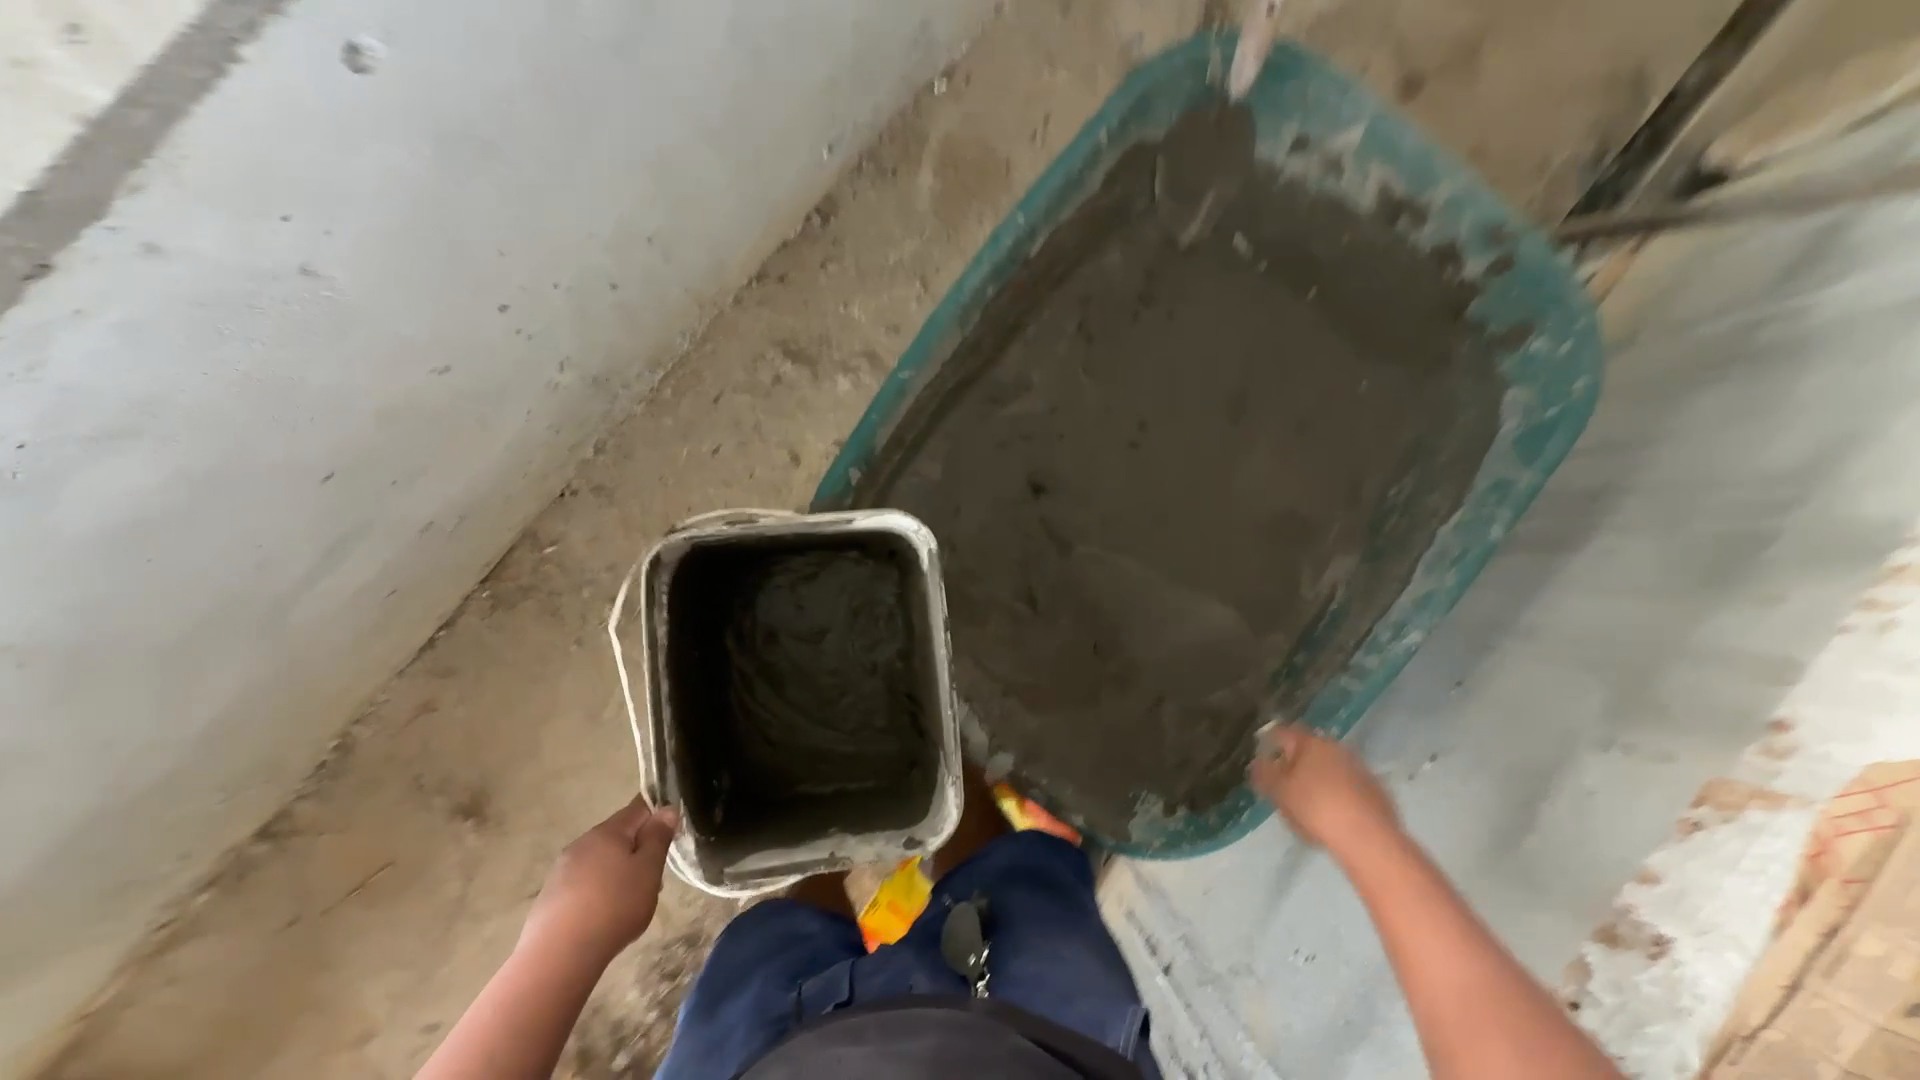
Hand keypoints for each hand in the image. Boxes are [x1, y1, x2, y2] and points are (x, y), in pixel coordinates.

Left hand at [520, 795, 678, 962]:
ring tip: (631, 903)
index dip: (658, 815)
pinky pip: (585, 883)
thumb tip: (666, 808)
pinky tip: (605, 917)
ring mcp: (562, 870)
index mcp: (607, 832)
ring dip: (620, 873)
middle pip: (618, 836)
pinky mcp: (551, 896)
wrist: (558, 955)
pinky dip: (600, 891)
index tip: (671, 835)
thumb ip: (658, 838)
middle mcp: (581, 843)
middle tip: (654, 879)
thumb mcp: (648, 870)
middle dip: (639, 851)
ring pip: (601, 861)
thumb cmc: (614, 906)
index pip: (638, 807)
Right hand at [1248, 724, 1399, 852]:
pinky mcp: (1375, 789)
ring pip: (1328, 768)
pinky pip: (1345, 785)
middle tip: (1282, 786)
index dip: (1269, 743)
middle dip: (1294, 764)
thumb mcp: (1279, 793)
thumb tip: (1256, 762)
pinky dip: (1334, 794)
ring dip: (1315, 779)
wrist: (1368, 838)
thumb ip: (1263, 774)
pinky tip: (1330, 815)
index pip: (1283, 733)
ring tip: (1305, 804)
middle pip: (1307, 750)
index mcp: (1311, 743)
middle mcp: (1336, 747)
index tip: (1261, 759)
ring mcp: (1359, 767)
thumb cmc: (1315, 808)